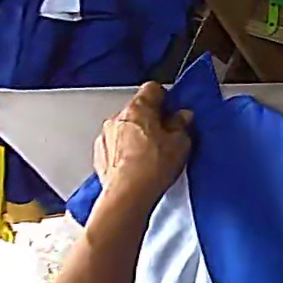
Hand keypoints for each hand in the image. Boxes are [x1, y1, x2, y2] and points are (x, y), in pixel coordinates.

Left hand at [92, 82, 191, 217]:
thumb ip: (182, 124)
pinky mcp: (100, 154)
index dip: (166, 97)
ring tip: (156, 153)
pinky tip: (142, 164)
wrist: (128, 193)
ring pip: (127, 127)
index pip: (152, 89)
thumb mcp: (181, 142)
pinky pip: (117, 144)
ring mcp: (106, 136)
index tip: (175, 109)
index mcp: (138, 109)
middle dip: (154, 119)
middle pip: (138, 109)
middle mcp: (117, 118)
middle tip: (171, 135)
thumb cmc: (153, 166)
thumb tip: (182, 117)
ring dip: (140, 135)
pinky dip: (128, 150)